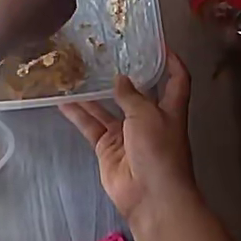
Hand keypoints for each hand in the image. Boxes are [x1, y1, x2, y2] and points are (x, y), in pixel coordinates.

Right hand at [60, 49, 194, 223]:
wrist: (151, 195)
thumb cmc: (159, 150)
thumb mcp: (147, 115)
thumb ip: (131, 95)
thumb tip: (120, 79)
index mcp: (170, 109)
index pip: (177, 80)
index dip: (172, 62)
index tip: (160, 44)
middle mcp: (149, 119)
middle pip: (137, 93)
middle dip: (124, 76)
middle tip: (105, 53)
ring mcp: (127, 134)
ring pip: (108, 108)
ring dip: (93, 93)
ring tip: (75, 72)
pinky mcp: (108, 148)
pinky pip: (92, 126)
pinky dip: (78, 115)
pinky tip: (63, 101)